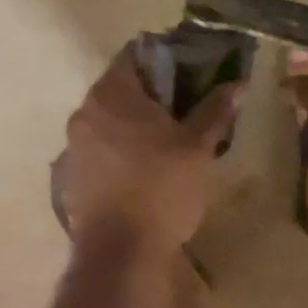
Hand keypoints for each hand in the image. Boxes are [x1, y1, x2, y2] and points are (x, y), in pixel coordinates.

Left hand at [57, 40, 242, 251]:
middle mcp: (85, 111)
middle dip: (151, 93)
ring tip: (168, 140)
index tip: (190, 71)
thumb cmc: (162, 188)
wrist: (120, 254)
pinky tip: (144, 168)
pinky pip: (99, 148)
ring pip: (108, 119)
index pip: (134, 54)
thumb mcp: (197, 147)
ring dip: (134, 123)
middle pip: (120, 87)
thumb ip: (214, 110)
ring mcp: (73, 144)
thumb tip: (236, 83)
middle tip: (186, 106)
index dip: (164, 57)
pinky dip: (120, 149)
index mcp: (112, 93)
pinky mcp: (70, 175)